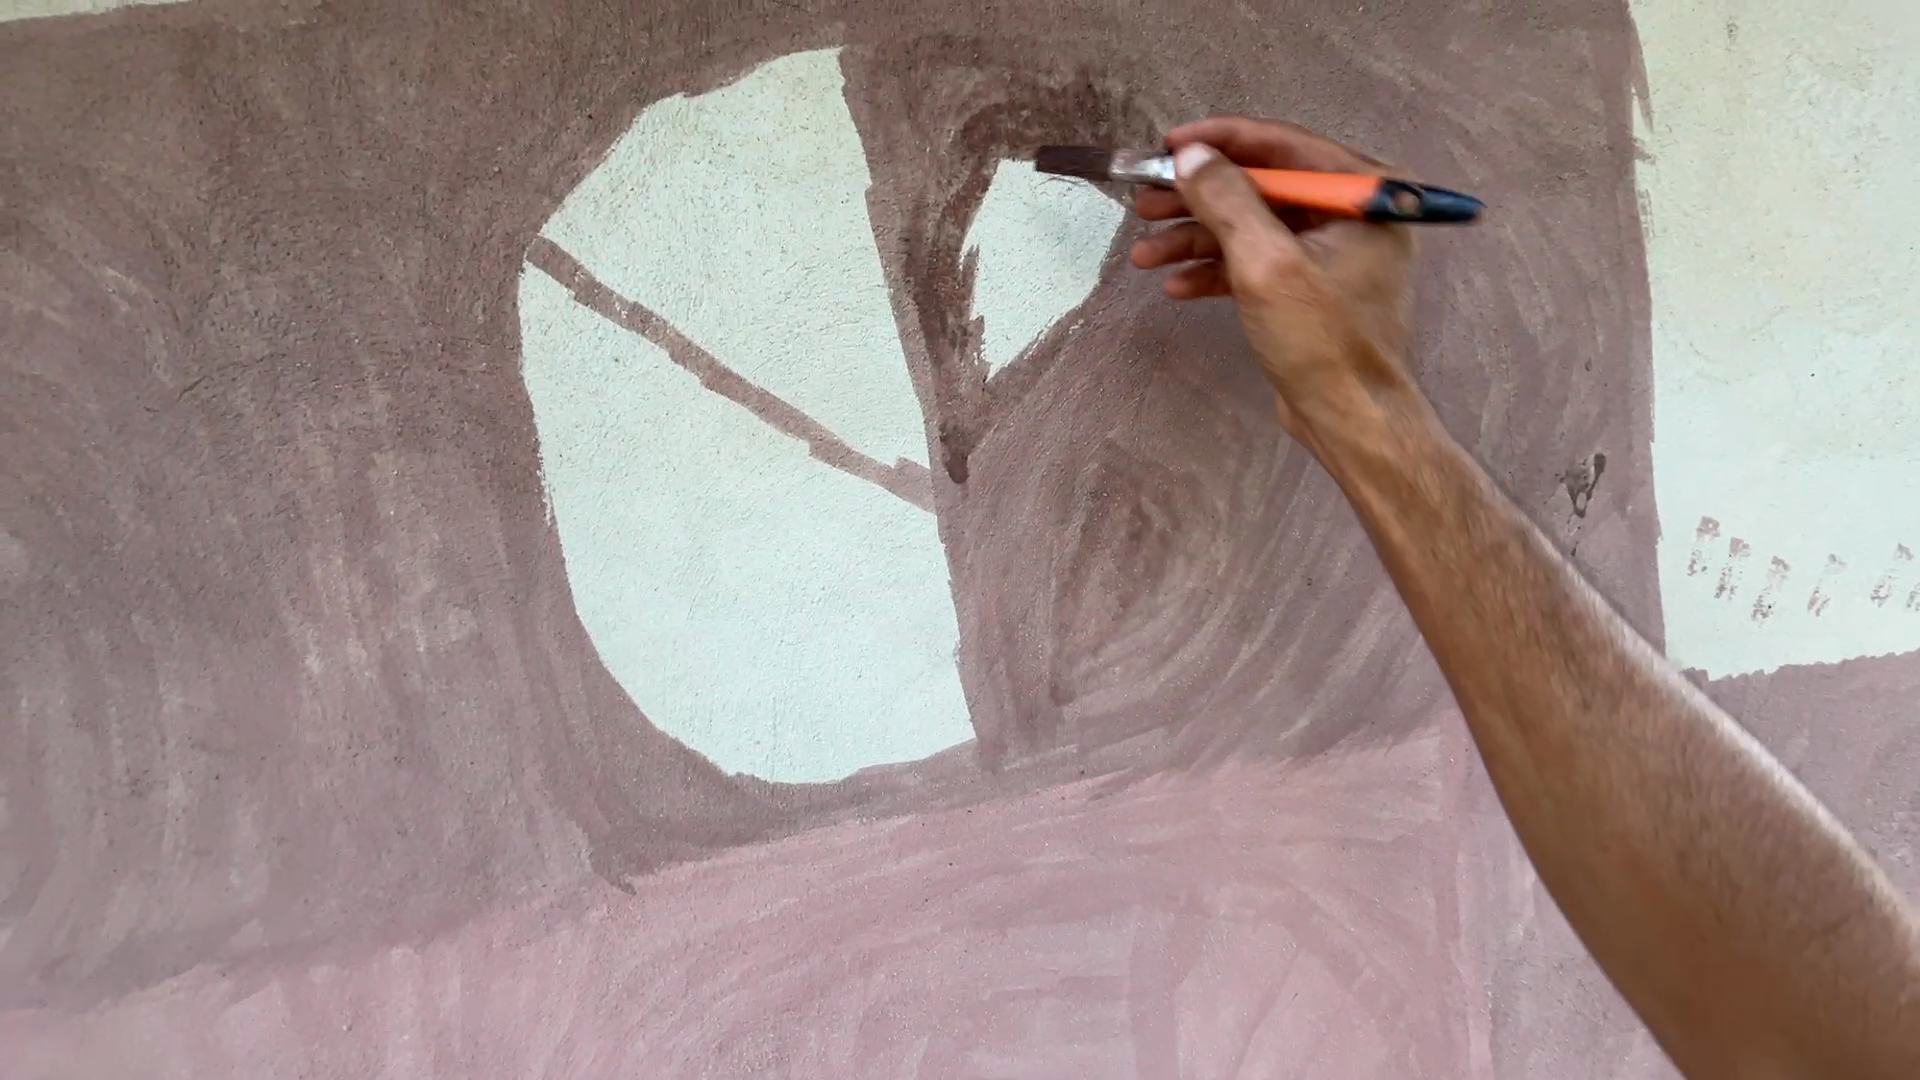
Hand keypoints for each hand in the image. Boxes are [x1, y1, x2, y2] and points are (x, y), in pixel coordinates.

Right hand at [1130, 117, 1419, 447]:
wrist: (1346, 415)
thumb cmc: (1319, 339)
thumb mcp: (1267, 264)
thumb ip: (1228, 202)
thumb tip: (1189, 155)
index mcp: (1360, 190)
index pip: (1280, 146)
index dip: (1218, 143)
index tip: (1165, 146)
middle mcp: (1347, 212)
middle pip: (1257, 189)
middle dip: (1196, 199)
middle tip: (1143, 205)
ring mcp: (1324, 252)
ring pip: (1248, 230)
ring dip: (1194, 241)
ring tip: (1143, 255)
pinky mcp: (1303, 287)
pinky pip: (1252, 265)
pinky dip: (1214, 273)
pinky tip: (1175, 287)